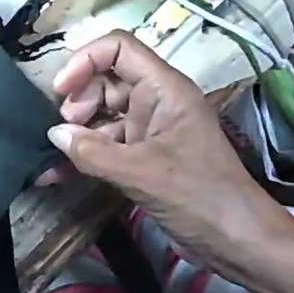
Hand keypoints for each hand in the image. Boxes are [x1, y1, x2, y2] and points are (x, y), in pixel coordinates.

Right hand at [47, 30, 293, 280]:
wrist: (238, 243)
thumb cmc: (200, 197)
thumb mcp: (143, 174)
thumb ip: (94, 153)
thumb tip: (55, 134)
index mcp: (165, 89)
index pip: (119, 48)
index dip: (85, 60)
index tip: (60, 90)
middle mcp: (156, 101)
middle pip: (105, 80)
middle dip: (79, 99)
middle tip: (64, 129)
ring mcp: (149, 129)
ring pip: (102, 114)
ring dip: (76, 131)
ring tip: (55, 155)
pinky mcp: (143, 157)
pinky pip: (105, 145)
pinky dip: (83, 155)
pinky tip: (56, 173)